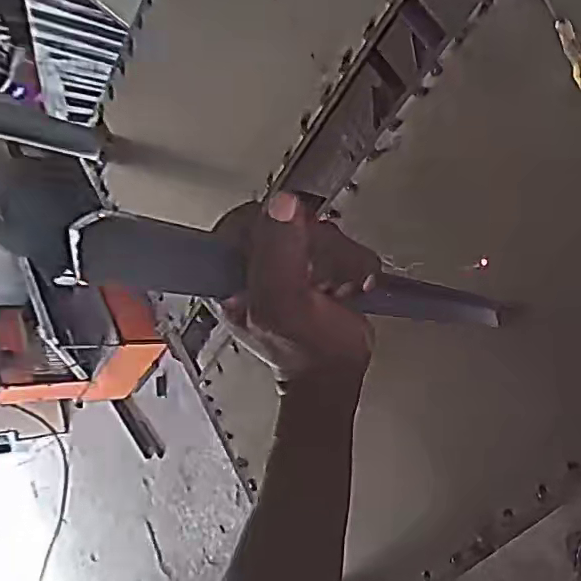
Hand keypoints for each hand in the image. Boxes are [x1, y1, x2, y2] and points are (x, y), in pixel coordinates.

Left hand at [212, 191, 375, 388]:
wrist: (335, 376)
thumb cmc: (308, 350)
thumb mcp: (285, 302)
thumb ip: (279, 251)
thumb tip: (284, 204)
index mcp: (227, 269)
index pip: (251, 217)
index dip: (284, 226)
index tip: (306, 250)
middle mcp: (253, 263)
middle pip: (292, 222)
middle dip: (322, 250)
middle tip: (324, 279)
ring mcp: (287, 265)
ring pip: (321, 232)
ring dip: (343, 260)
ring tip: (339, 287)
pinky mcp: (317, 268)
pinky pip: (340, 244)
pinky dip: (354, 263)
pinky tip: (348, 285)